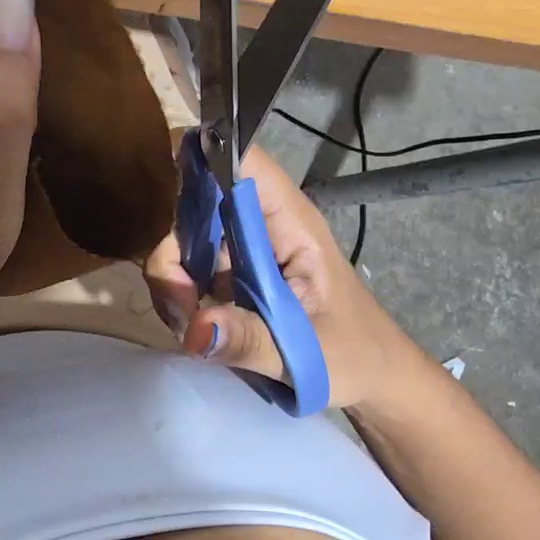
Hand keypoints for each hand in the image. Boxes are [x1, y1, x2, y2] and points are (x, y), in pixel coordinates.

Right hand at [142, 146, 423, 409]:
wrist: (372, 381)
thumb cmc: (355, 356)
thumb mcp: (306, 352)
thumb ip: (248, 340)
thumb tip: (194, 329)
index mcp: (291, 226)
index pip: (246, 165)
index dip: (205, 157)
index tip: (167, 188)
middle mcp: (259, 231)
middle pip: (195, 210)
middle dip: (174, 256)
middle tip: (183, 308)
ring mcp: (239, 257)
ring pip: (183, 248)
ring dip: (172, 287)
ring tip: (191, 331)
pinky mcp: (228, 284)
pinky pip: (187, 278)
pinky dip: (178, 304)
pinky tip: (193, 333)